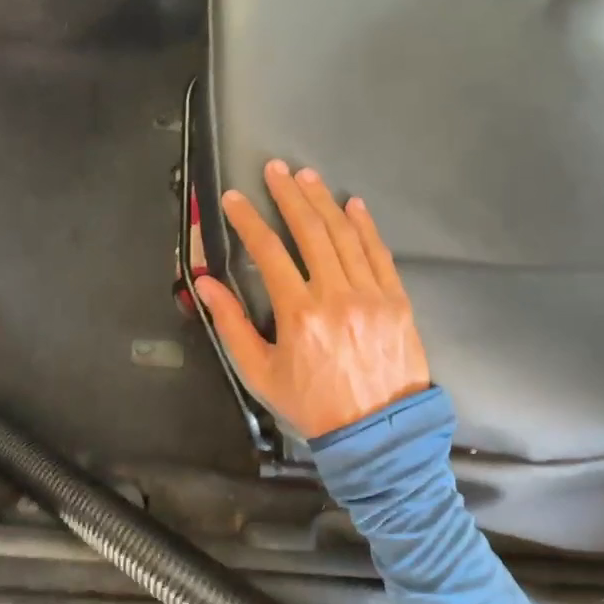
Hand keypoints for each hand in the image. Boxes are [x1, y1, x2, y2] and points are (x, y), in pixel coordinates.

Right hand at [195, 161, 429, 439]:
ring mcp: (371, 295)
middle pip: (310, 230)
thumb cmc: (312, 404)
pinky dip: (365, 225)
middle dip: (289, 194)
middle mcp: (336, 295)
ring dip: (323, 200)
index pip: (268, 251)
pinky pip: (380, 253)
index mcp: (299, 313)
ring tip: (307, 176)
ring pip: (345, 234)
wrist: (379, 435)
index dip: (248, 220)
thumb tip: (206, 283)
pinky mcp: (397, 301)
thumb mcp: (259, 373)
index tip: (234, 199)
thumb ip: (231, 324)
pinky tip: (353, 204)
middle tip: (275, 168)